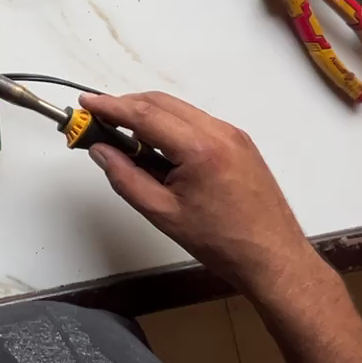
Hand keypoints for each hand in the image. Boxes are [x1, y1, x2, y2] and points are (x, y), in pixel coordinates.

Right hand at [81, 91, 321, 300]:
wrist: (275, 260)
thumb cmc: (219, 242)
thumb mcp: (162, 213)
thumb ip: (125, 177)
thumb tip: (99, 149)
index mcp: (200, 148)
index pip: (145, 114)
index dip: (111, 106)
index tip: (86, 102)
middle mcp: (219, 131)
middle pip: (161, 102)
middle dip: (126, 106)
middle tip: (99, 119)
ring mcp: (233, 134)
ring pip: (179, 109)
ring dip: (148, 114)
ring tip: (125, 137)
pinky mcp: (239, 142)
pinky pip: (195, 121)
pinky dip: (170, 124)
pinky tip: (158, 147)